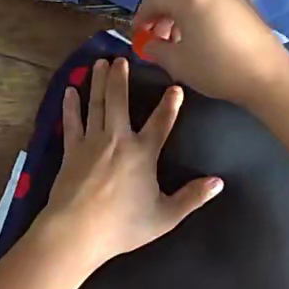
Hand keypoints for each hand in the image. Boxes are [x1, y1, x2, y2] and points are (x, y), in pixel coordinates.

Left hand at [35, 56, 222, 269]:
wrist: (77, 231)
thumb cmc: (123, 226)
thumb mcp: (165, 216)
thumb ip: (192, 197)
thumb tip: (218, 182)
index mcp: (143, 154)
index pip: (161, 122)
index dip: (170, 104)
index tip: (175, 87)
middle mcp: (117, 140)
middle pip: (119, 101)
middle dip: (121, 78)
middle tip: (121, 58)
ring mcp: (91, 143)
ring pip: (95, 105)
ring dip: (98, 82)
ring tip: (99, 64)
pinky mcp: (70, 151)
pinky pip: (71, 122)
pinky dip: (71, 105)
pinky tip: (70, 91)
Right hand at [132, 0, 288, 107]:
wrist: (267, 75)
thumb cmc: (217, 68)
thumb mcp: (177, 63)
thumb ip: (155, 49)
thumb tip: (148, 43)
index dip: (140, 17)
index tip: (137, 35)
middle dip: (161, 15)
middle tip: (156, 39)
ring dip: (179, 15)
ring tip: (177, 41)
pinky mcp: (243, 1)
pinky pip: (211, 2)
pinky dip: (198, 14)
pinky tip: (200, 37)